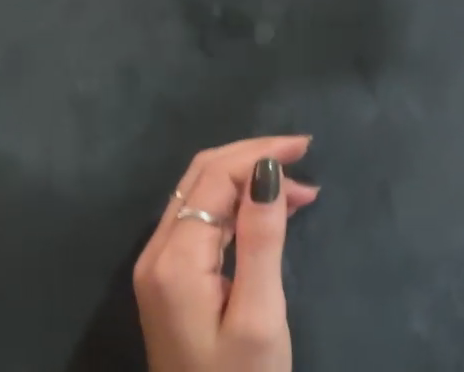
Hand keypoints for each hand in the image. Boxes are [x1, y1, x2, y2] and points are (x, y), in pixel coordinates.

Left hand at [134, 136, 320, 371]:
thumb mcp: (260, 313)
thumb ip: (261, 238)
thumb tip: (268, 169)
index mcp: (175, 261)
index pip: (214, 176)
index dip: (260, 153)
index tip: (306, 149)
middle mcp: (157, 255)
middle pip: (201, 176)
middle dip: (253, 157)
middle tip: (305, 159)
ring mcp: (160, 269)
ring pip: (201, 193)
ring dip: (248, 178)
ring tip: (300, 190)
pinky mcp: (172, 281)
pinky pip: (203, 219)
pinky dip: (238, 202)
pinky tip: (272, 211)